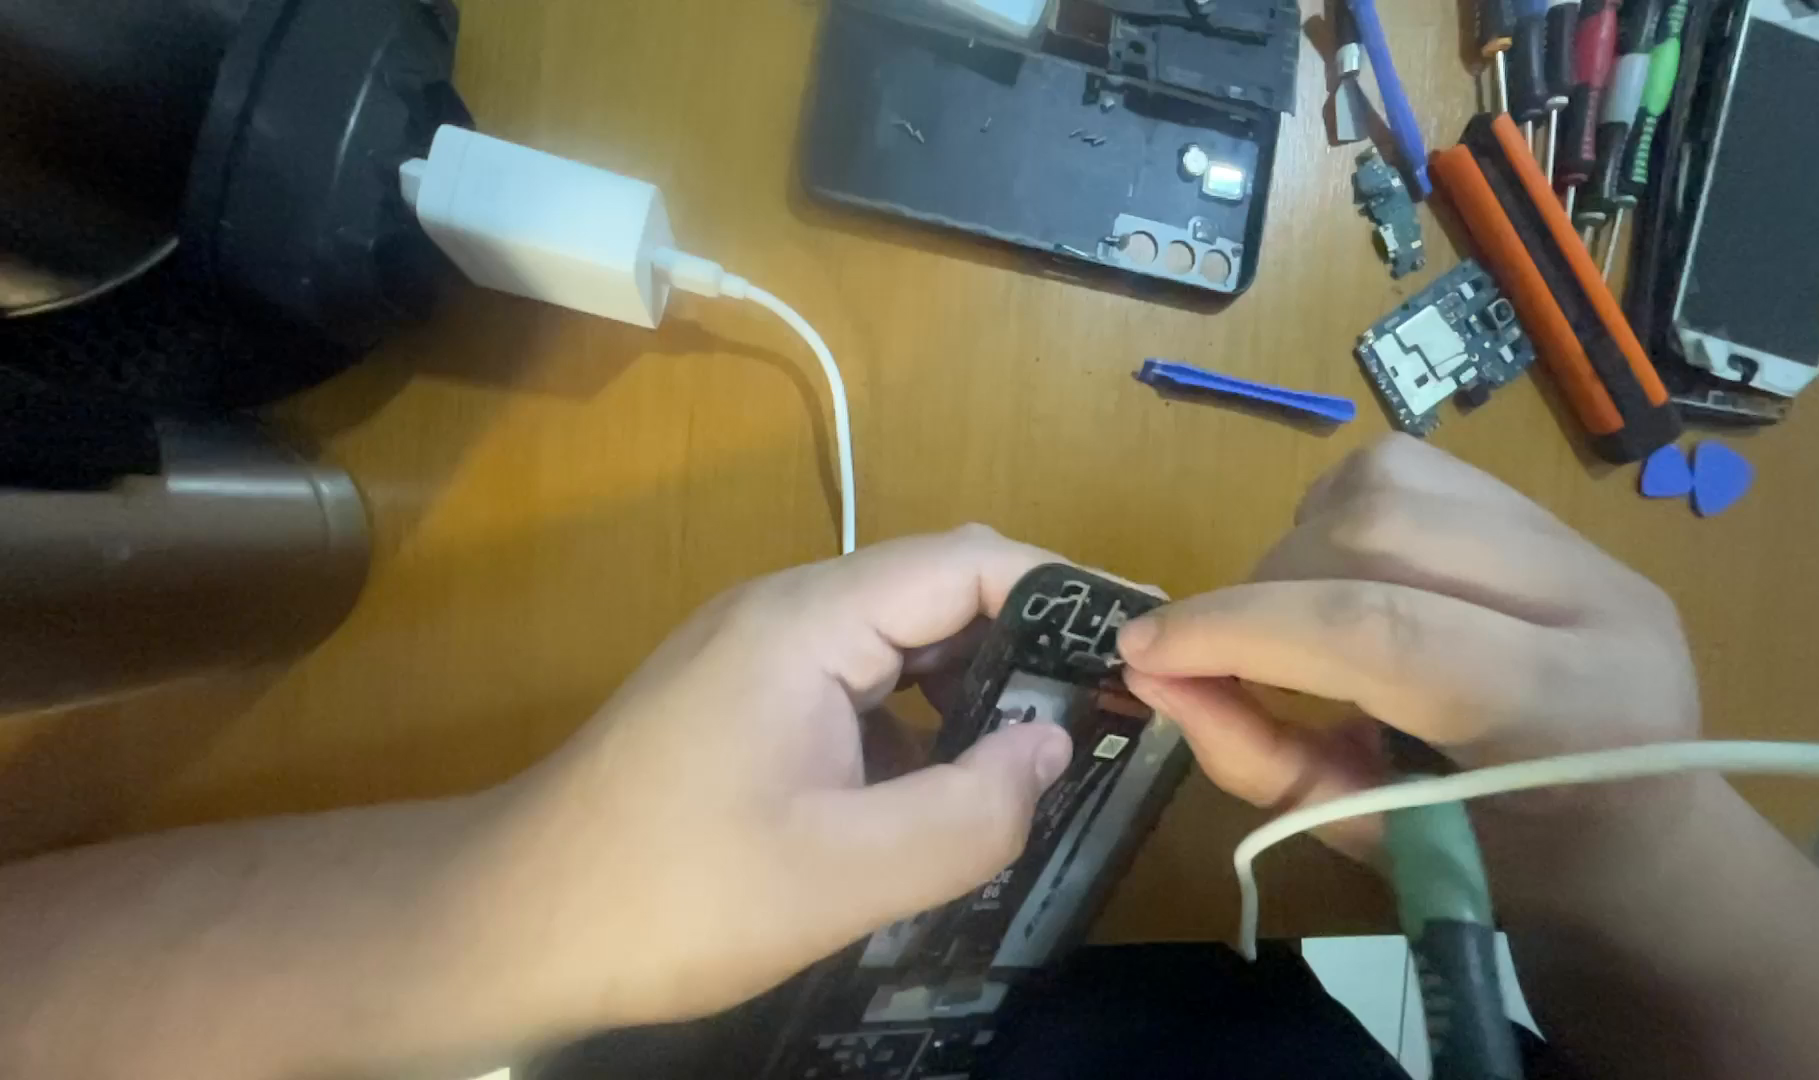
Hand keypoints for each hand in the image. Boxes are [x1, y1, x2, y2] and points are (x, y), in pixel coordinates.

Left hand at [492, 527, 1073, 1028]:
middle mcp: (794, 607)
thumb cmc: (668, 896)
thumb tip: (1052, 746)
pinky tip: (944, 774)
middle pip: (940, 585)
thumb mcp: (840, 876)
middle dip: (1029, 635)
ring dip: (976, 675)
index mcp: (812, 621)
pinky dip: (925, 710)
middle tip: (1105, 700)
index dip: (1058, 591)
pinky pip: (869, 673)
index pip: (966, 564)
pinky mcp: (759, 685)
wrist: (509, 919)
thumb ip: (968, 813)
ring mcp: (771, 644)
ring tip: (1041, 739)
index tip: (1131, 641)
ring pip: (906, 631)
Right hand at [1116, 435, 1700, 851]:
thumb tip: (1147, 673)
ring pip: (1380, 480)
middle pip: (1372, 535)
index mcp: (1573, 714)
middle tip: (1224, 654)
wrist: (1634, 826)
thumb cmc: (1501, 862)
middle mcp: (1592, 599)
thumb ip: (1249, 754)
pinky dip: (1331, 512)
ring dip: (1296, 545)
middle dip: (1259, 593)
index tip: (1142, 651)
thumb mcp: (1362, 838)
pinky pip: (1397, 468)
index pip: (1378, 631)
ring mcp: (1571, 538)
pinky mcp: (1535, 510)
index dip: (1239, 628)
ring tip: (1295, 615)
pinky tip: (1339, 574)